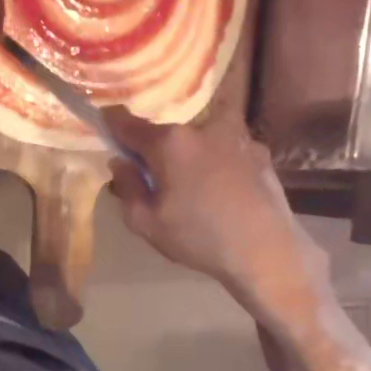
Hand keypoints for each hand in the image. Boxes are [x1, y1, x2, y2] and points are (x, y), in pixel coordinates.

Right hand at [103, 106, 327, 293]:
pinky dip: (218, 163)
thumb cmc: (198, 237)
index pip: (129, 123)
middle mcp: (204, 128)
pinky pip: (227, 150)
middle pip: (168, 132)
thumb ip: (127, 187)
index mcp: (170, 143)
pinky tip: (221, 190)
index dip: (113, 122)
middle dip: (156, 148)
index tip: (105, 120)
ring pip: (201, 138)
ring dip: (190, 153)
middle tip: (153, 175)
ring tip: (192, 183)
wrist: (265, 250)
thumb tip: (120, 162)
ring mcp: (237, 137)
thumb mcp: (146, 223)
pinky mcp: (260, 152)